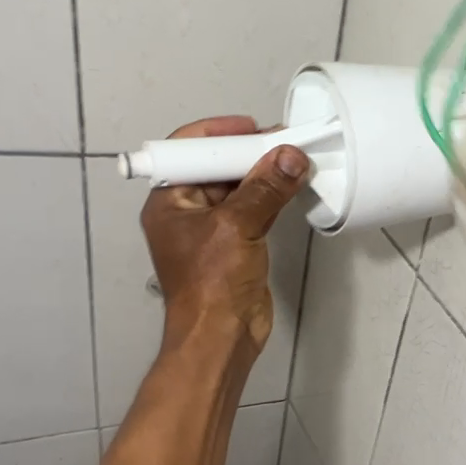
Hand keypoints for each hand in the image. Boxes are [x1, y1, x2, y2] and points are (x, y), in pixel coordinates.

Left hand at [140, 115, 309, 359]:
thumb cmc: (213, 282)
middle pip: (217, 168)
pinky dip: (272, 199)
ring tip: (295, 163)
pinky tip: (293, 190)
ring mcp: (212, 231)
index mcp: (169, 200)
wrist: (220, 337)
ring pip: (239, 190)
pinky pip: (253, 212)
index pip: (188, 150)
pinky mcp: (236, 247)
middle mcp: (186, 211)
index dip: (220, 133)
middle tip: (284, 143)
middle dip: (249, 154)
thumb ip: (265, 189)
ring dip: (264, 177)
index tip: (255, 127)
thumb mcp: (237, 227)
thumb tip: (292, 156)